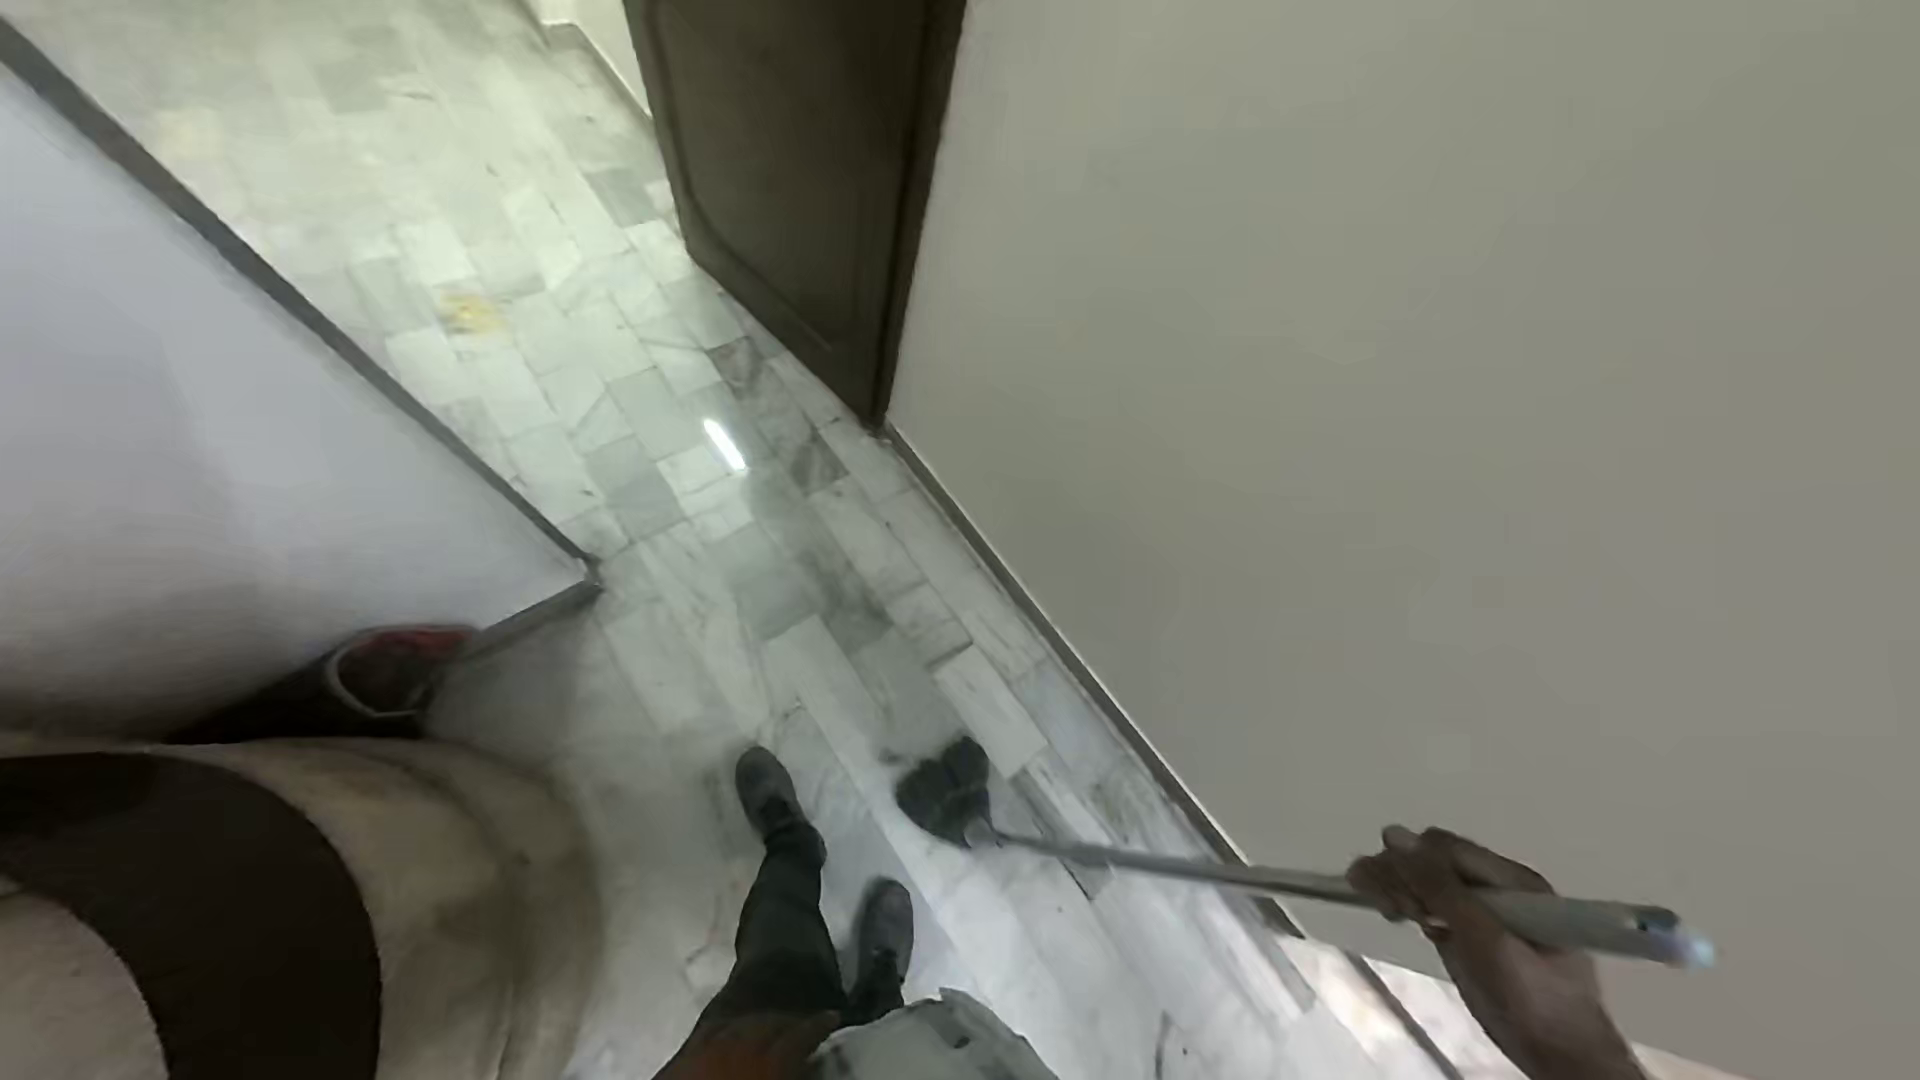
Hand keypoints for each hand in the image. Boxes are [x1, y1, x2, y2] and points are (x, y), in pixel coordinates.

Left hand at [655, 1012, 839, 1079]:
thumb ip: (790, 1077)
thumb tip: (813, 1066)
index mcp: (767, 1065)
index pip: (800, 1036)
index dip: (819, 1025)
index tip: (834, 1016)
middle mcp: (740, 1046)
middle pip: (771, 1021)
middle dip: (790, 1020)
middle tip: (804, 1023)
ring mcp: (707, 1048)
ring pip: (742, 1021)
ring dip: (761, 1019)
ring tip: (772, 1022)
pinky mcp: (680, 1059)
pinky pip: (710, 1030)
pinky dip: (727, 1025)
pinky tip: (731, 1027)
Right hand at [1347, 827, 1644, 1079]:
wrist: (1559, 1061)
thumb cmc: (1532, 999)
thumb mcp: (1487, 941)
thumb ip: (1441, 887)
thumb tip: (1392, 832)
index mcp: (1510, 880)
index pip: (1442, 846)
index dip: (1415, 863)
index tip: (1408, 902)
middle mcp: (1488, 884)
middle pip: (1423, 856)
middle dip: (1400, 877)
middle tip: (1396, 912)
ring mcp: (1469, 904)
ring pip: (1410, 871)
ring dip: (1389, 884)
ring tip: (1391, 914)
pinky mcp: (1452, 924)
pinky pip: (1412, 893)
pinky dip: (1391, 895)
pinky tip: (1390, 913)